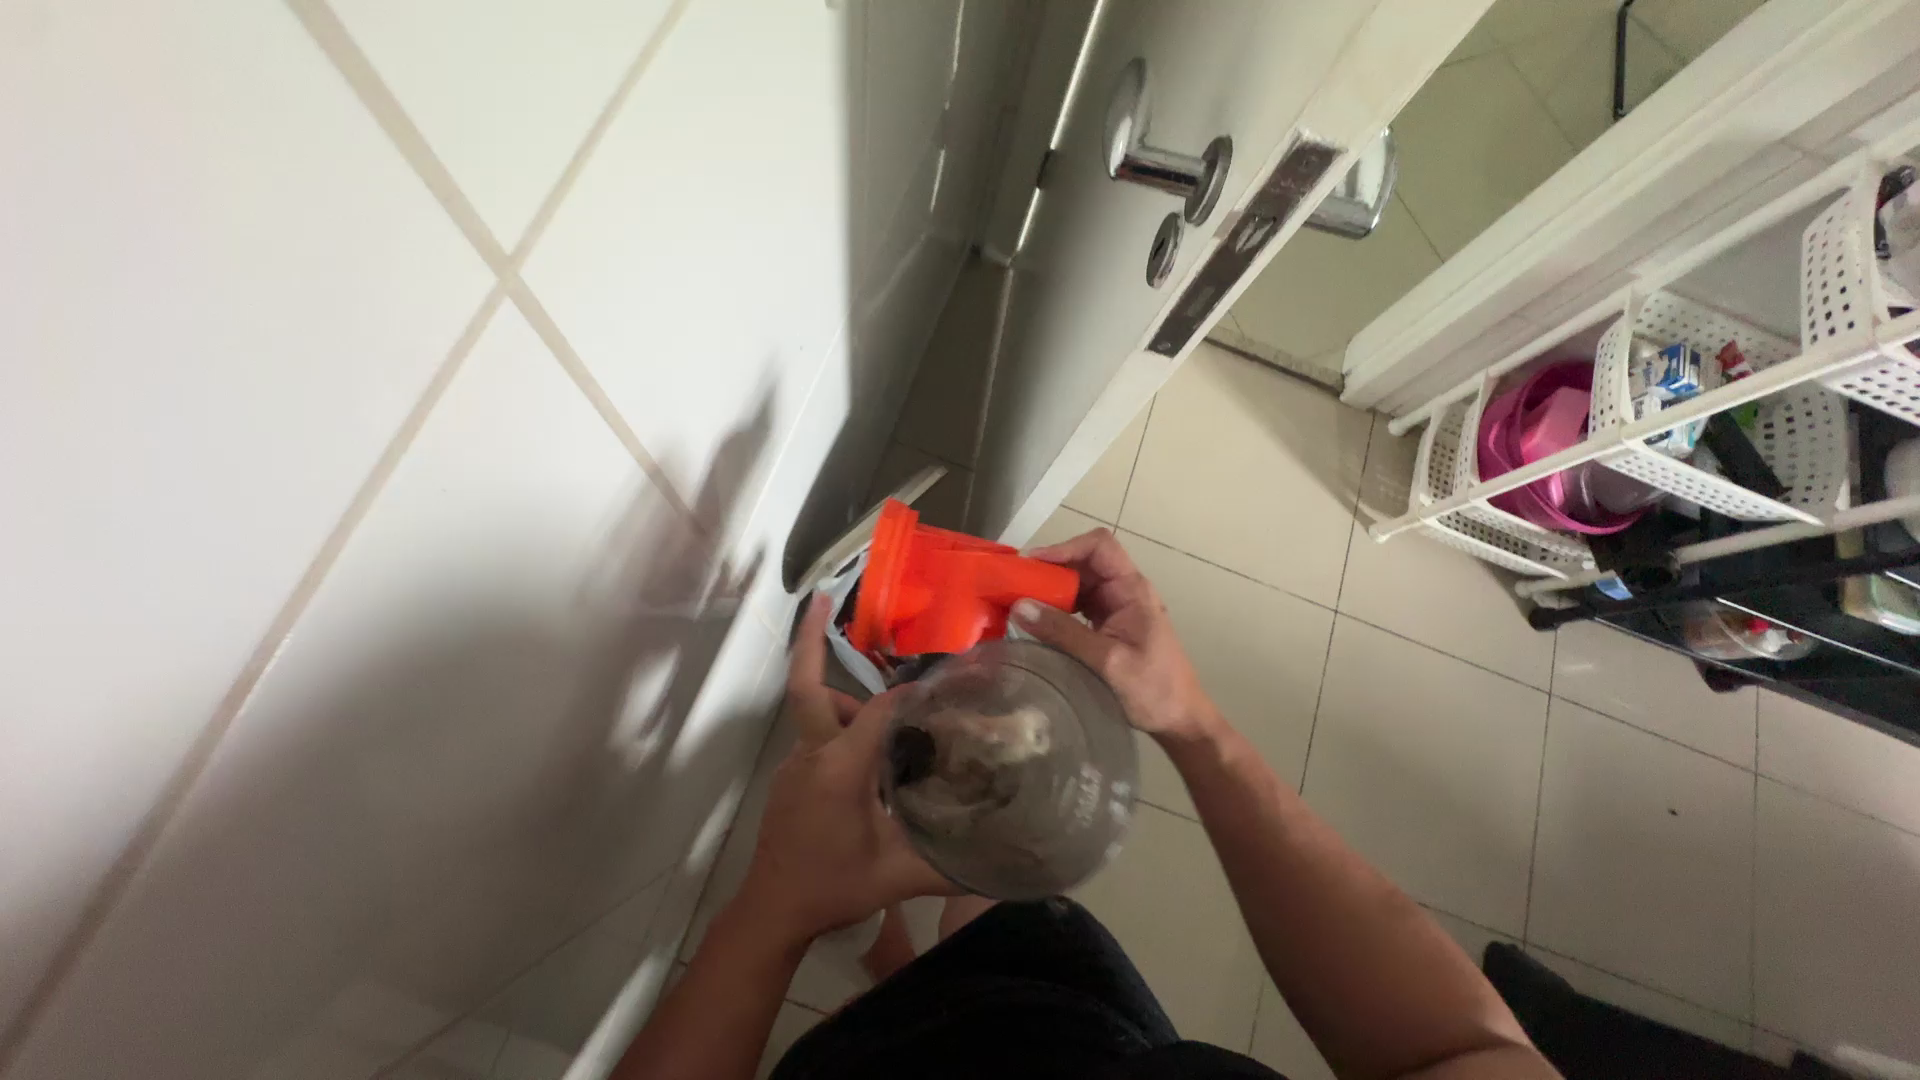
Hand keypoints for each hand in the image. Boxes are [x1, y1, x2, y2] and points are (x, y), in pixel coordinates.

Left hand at [735, 596, 952, 945]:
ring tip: (895, 717)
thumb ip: (950, 863)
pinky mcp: (791, 776)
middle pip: (808, 687)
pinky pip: (818, 737)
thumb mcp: (897, 877)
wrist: (770, 911)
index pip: (879, 712)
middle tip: (822, 598)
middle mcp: (812, 755)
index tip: (943, 686)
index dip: (910, 695)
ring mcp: (795, 764)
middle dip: (809, 639)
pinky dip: (843, 727)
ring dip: (851, 702)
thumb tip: (1005, 857)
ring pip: (821, 713)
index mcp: (839, 769)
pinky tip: (872, 753)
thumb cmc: (832, 888)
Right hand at [1012, 527, 1224, 744]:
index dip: (1065, 547)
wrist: (1180, 720)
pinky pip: (1077, 606)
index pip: (1099, 546)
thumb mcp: (1107, 660)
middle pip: (1083, 562)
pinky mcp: (1108, 625)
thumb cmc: (1153, 688)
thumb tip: (1019, 607)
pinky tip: (1036, 623)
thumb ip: (1063, 632)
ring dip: (1050, 591)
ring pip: (1077, 584)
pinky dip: (1056, 609)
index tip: (1032, 564)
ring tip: (1019, 603)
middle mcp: (1124, 591)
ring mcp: (1116, 608)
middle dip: (1050, 570)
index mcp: (1132, 589)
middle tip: (1015, 587)